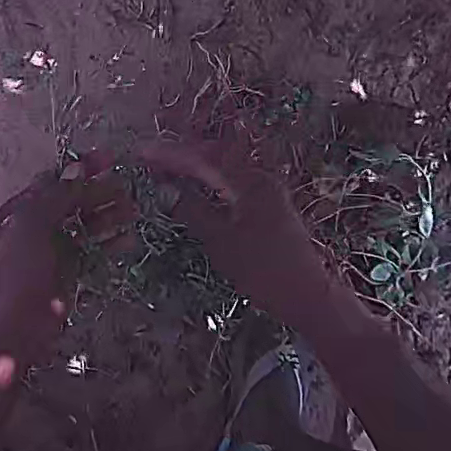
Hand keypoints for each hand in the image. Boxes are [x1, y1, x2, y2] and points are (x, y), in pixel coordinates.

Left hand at [0, 153, 130, 362]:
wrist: (0, 340)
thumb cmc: (9, 280)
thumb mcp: (28, 228)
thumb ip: (53, 198)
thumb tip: (76, 170)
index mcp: (19, 211)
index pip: (54, 181)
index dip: (81, 168)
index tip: (111, 159)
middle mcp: (33, 229)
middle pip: (71, 202)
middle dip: (98, 191)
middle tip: (128, 185)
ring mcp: (49, 255)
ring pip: (82, 227)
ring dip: (106, 216)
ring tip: (133, 208)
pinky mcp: (62, 280)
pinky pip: (88, 254)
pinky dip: (107, 244)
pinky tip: (127, 240)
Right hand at [137, 142, 333, 323]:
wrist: (308, 297)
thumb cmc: (263, 270)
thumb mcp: (220, 241)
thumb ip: (192, 210)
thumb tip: (166, 190)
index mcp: (249, 182)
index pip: (202, 160)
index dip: (170, 156)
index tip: (142, 153)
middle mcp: (259, 179)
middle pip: (213, 158)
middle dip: (180, 157)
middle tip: (149, 158)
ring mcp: (265, 192)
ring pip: (221, 171)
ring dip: (193, 168)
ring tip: (164, 169)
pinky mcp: (266, 207)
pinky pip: (229, 185)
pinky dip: (207, 183)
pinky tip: (192, 187)